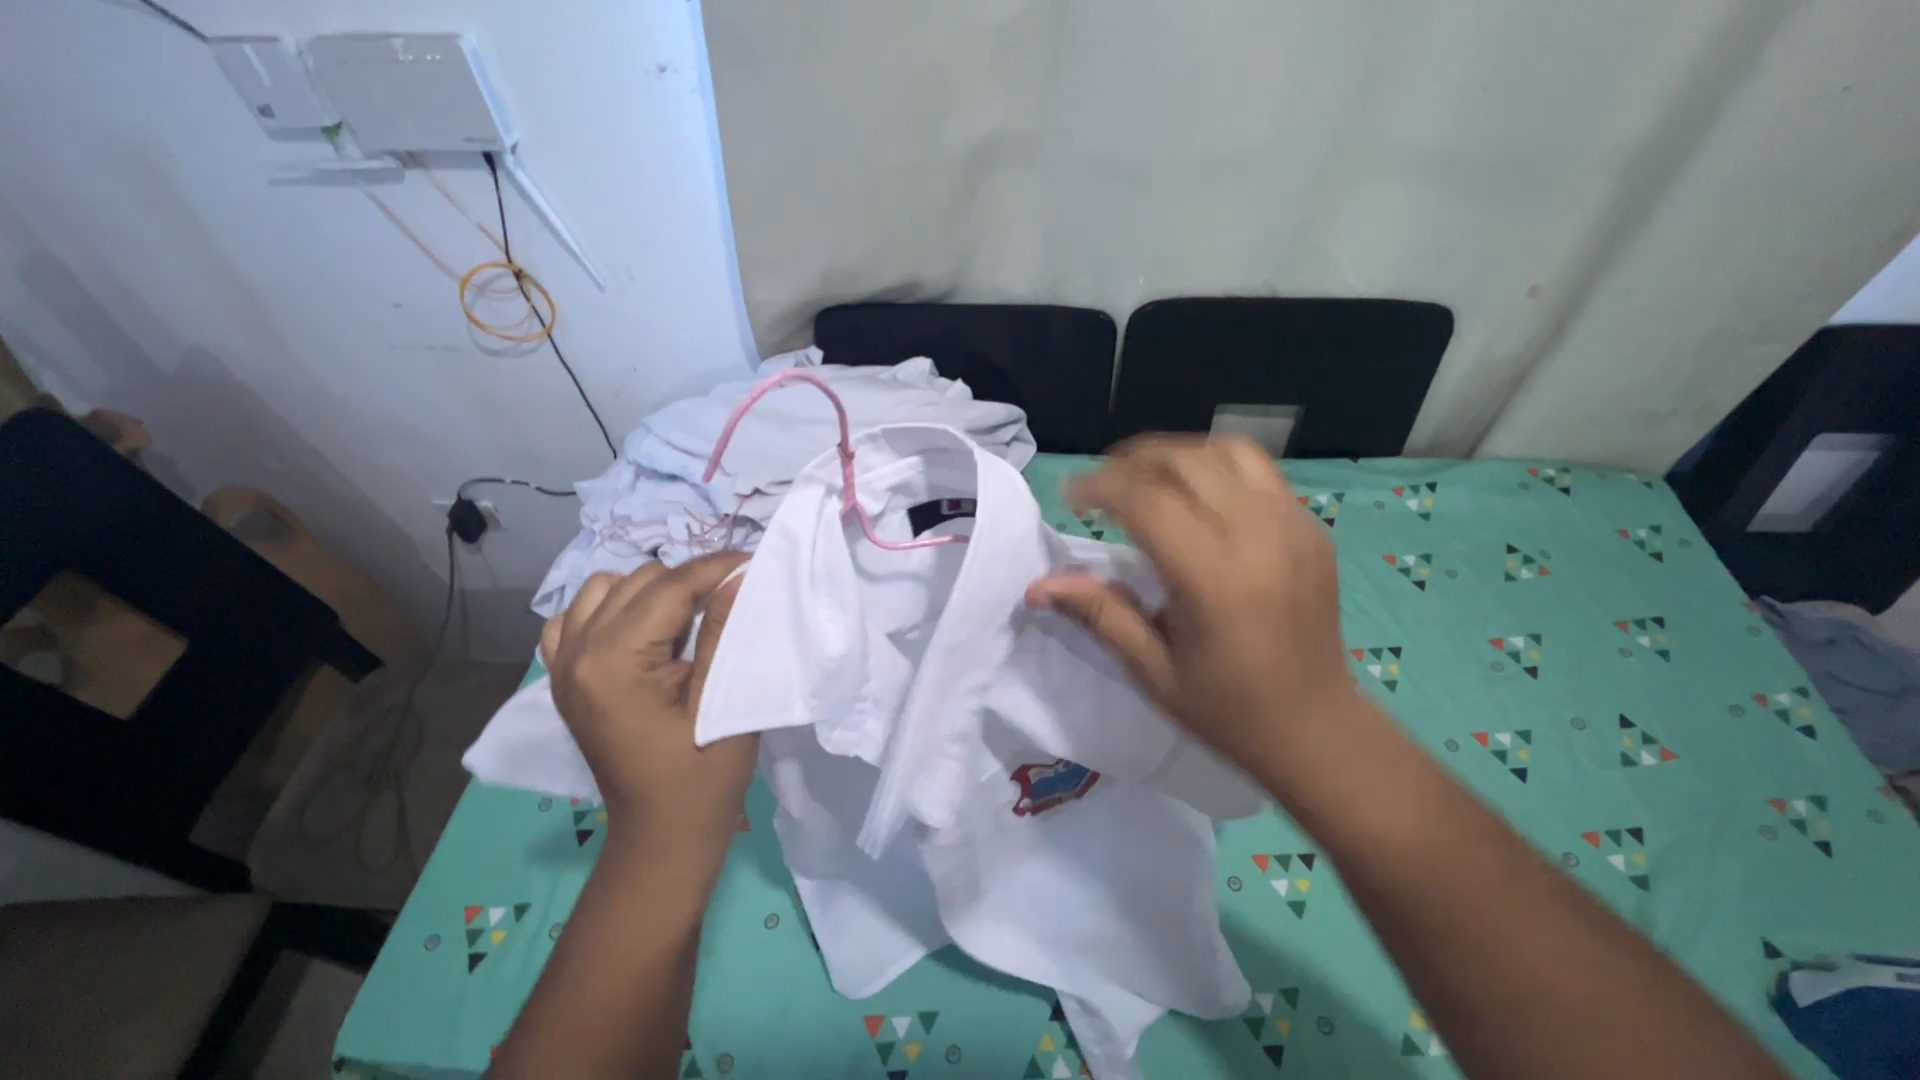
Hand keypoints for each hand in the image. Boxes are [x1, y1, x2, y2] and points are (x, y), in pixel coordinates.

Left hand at [541, 552, 751, 855]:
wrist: (661, 832)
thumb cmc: (702, 776)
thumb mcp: (722, 702)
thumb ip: (724, 633)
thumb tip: (738, 575)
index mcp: (613, 662)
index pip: (668, 588)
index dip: (715, 568)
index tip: (755, 561)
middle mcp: (576, 653)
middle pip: (638, 581)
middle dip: (689, 580)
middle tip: (733, 596)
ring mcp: (562, 664)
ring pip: (606, 588)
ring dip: (651, 591)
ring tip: (689, 615)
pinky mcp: (564, 676)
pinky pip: (577, 616)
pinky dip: (610, 609)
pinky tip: (641, 630)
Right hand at [1026, 435, 1359, 774]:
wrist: (1315, 728)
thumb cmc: (1226, 708)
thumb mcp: (1152, 669)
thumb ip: (1099, 613)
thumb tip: (1038, 586)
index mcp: (1213, 577)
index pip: (1146, 499)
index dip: (1100, 486)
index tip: (1071, 495)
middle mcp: (1257, 536)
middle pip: (1185, 461)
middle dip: (1133, 459)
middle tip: (1102, 483)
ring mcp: (1292, 526)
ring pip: (1228, 452)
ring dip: (1179, 454)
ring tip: (1147, 477)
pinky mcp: (1312, 529)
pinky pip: (1261, 473)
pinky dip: (1220, 468)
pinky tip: (1198, 496)